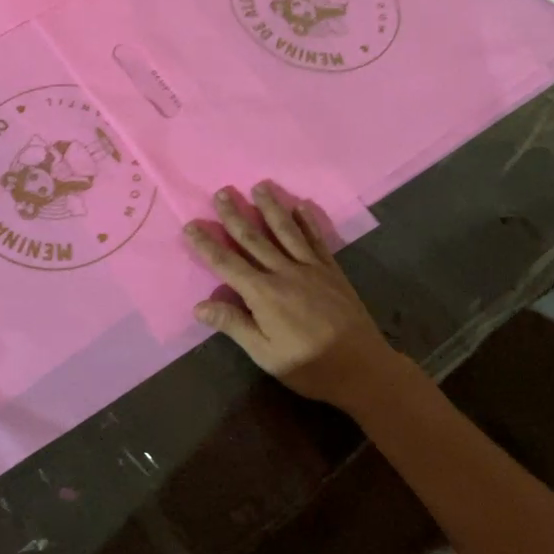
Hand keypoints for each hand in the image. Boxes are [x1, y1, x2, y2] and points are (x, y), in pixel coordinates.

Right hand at [183, 181, 409, 411]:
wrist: (363, 368)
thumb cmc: (309, 365)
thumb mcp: (265, 354)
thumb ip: (234, 325)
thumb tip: (199, 306)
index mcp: (263, 293)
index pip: (227, 263)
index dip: (207, 244)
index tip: (191, 225)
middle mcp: (284, 272)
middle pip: (254, 238)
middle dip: (235, 215)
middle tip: (222, 192)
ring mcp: (311, 268)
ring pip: (285, 230)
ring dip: (270, 207)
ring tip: (259, 186)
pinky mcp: (331, 271)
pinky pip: (316, 240)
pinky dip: (308, 221)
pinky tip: (302, 206)